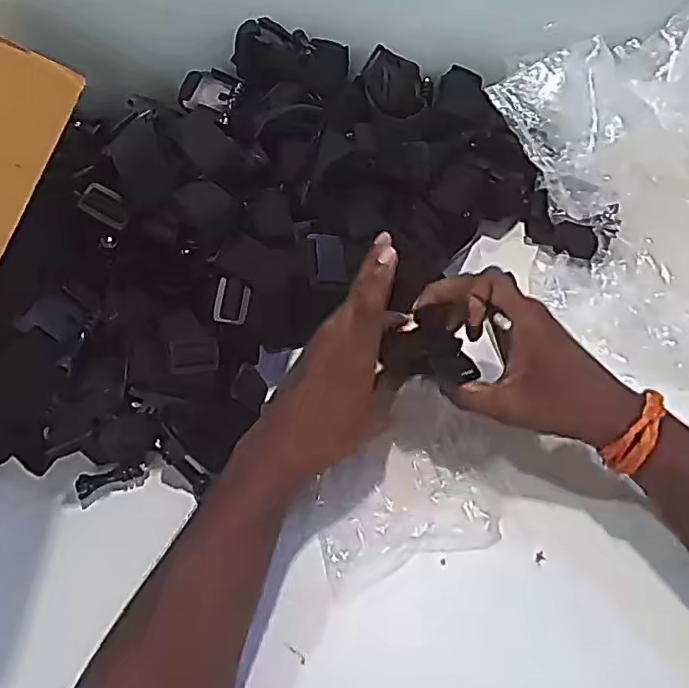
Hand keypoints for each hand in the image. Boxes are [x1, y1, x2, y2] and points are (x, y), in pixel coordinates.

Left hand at [239, 233, 402, 486]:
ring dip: (372, 309)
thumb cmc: (330, 431)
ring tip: (399, 317)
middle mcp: (333, 334)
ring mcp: (319, 342)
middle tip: (399, 268)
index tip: (387, 243)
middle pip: (359, 298)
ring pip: (351, 314)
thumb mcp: (376, 410)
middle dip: (379, 281)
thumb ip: (393, 381)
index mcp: (352, 343)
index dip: (379, 268)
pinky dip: (360, 327)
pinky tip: (374, 342)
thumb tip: (406, 365)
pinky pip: (341, 330)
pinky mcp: (311, 354)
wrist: (282, 444)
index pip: (369, 296)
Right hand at [413, 269, 639, 447]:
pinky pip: (500, 310)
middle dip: (452, 296)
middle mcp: (529, 312)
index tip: (438, 311)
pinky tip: (469, 338)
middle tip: (430, 315)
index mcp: (524, 318)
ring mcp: (534, 322)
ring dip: (465, 305)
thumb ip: (467, 395)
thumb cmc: (565, 404)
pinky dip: (479, 316)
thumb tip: (442, 385)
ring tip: (445, 327)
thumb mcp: (507, 405)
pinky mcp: (537, 333)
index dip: (455, 291)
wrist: (610, 417)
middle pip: (484, 284)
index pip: (485, 281)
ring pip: (492, 296)